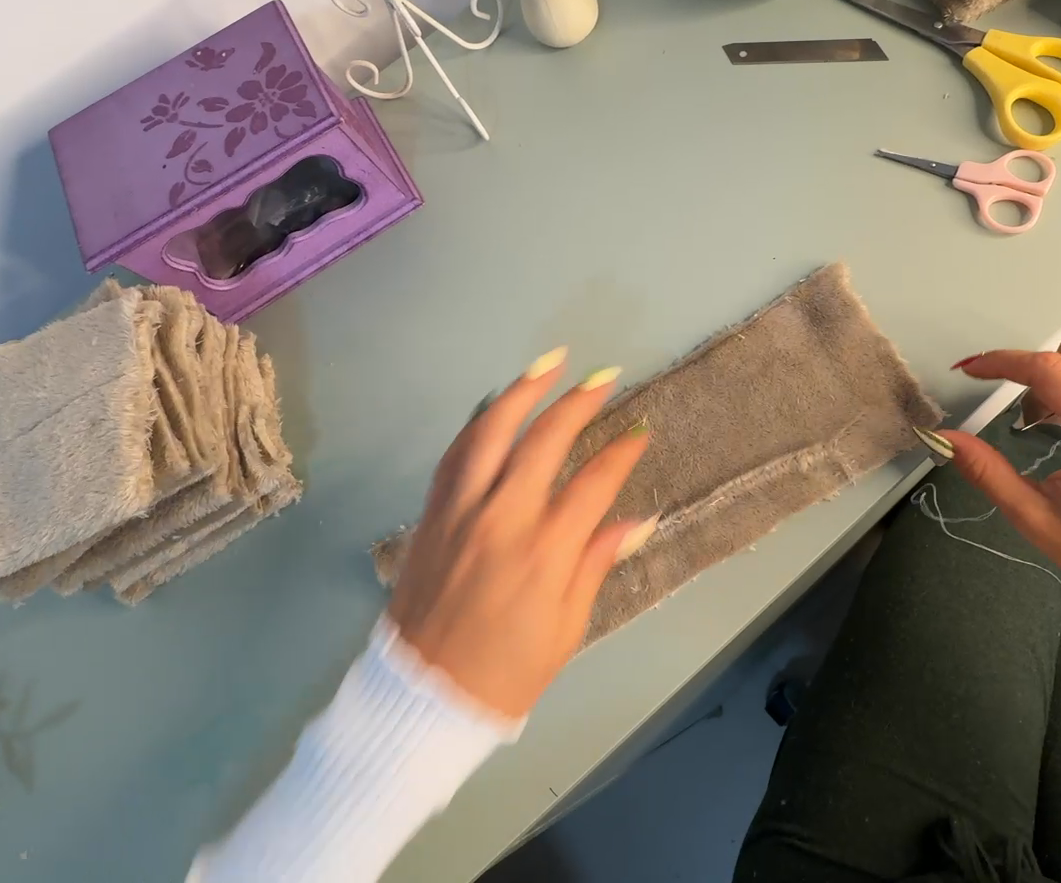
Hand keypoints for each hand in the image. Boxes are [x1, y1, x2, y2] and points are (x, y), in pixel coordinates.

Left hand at [387, 348, 653, 717]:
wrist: (422, 698)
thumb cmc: (507, 672)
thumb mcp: (567, 627)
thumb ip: (597, 562)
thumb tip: (638, 519)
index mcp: (545, 551)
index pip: (594, 483)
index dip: (621, 453)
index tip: (639, 431)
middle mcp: (503, 518)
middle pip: (545, 440)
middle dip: (580, 402)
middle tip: (604, 377)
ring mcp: (460, 510)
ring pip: (491, 432)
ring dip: (523, 391)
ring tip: (550, 363)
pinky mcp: (431, 513)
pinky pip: (455, 453)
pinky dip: (478, 422)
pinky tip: (496, 404)